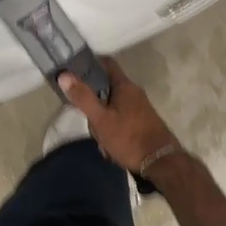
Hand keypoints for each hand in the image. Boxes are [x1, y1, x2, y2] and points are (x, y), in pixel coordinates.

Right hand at [58, 57, 180, 172]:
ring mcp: (139, 107)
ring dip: (102, 122)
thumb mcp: (101, 119)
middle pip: (106, 88)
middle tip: (87, 120)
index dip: (89, 64)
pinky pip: (120, 119)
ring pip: (112, 107)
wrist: (161, 163)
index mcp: (124, 85)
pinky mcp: (142, 121)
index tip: (73, 72)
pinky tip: (110, 147)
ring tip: (101, 141)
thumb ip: (83, 97)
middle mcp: (134, 92)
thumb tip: (64, 75)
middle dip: (93, 103)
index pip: (106, 62)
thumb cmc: (129, 138)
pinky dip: (112, 129)